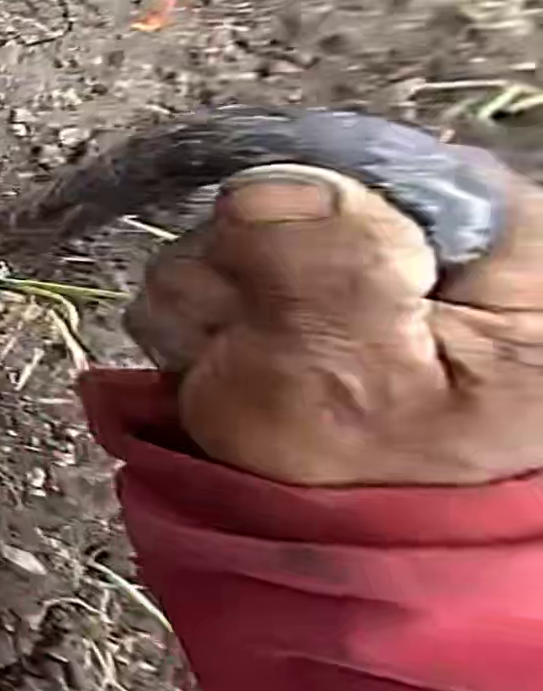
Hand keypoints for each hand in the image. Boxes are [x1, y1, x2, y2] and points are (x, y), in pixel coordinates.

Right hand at [125, 161, 542, 485]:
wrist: (290, 519)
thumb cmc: (347, 463)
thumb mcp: (344, 372)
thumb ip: (322, 270)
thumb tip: (272, 183)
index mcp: (504, 264)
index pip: (392, 172)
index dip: (311, 206)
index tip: (267, 265)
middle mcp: (422, 253)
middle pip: (291, 201)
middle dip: (236, 264)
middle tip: (247, 334)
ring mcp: (338, 273)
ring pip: (226, 234)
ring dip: (202, 294)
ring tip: (226, 356)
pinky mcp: (273, 289)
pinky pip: (195, 266)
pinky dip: (188, 311)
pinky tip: (211, 352)